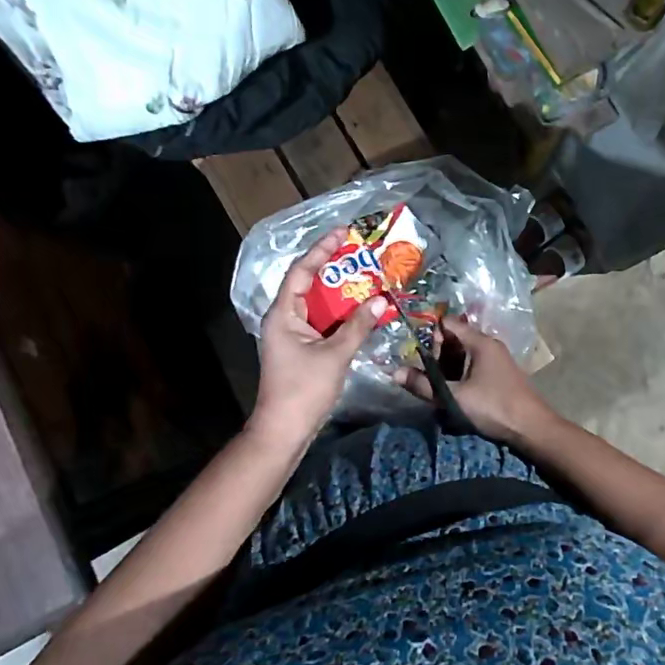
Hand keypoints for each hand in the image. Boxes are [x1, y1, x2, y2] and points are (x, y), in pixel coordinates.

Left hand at [249, 229, 386, 446]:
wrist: (284, 431)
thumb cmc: (304, 390)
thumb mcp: (334, 355)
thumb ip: (358, 326)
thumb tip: (381, 299)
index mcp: (283, 314)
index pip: (301, 271)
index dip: (321, 250)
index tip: (343, 233)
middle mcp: (284, 319)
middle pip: (309, 284)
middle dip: (334, 268)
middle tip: (361, 253)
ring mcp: (292, 335)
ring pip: (318, 304)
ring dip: (341, 293)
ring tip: (367, 276)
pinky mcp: (302, 350)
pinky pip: (323, 323)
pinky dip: (341, 315)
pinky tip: (362, 310)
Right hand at [394, 317, 560, 444]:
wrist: (532, 428)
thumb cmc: (494, 407)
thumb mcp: (454, 397)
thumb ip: (423, 385)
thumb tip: (394, 373)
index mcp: (480, 342)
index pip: (448, 323)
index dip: (429, 334)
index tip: (415, 352)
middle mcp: (489, 345)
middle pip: (455, 338)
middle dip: (437, 354)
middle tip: (423, 374)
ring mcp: (496, 359)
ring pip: (463, 354)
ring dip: (447, 367)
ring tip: (435, 384)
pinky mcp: (499, 374)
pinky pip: (473, 365)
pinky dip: (459, 374)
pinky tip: (452, 391)